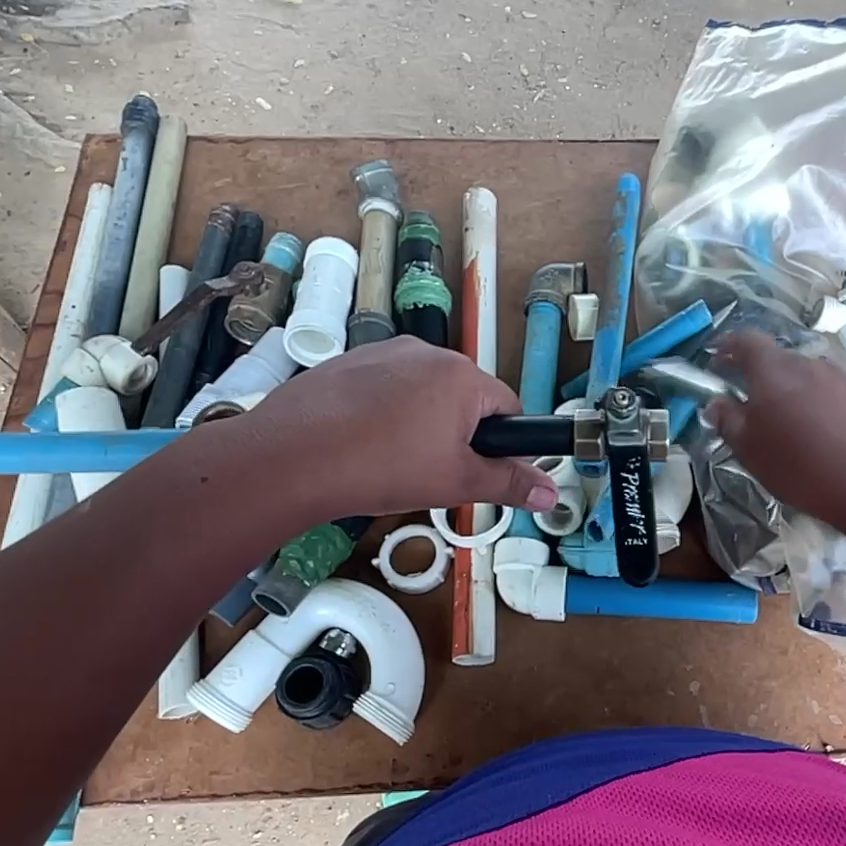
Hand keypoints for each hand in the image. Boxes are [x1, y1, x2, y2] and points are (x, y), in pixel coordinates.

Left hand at [233, 336, 556, 519]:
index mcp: (463, 375)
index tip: (482, 472)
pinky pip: (385, 388)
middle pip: (465, 397)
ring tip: (395, 462)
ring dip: (423, 423)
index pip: (508, 407)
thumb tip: (553, 494)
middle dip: (460, 433)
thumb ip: (510, 483)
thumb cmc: (386, 467)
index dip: (503, 445)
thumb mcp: (458, 482)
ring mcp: (382, 352)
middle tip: (437, 473)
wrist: (291, 458)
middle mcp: (427, 351)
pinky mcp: (346, 363)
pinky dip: (386, 414)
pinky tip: (364, 445)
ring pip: (423, 393)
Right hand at [708, 333, 845, 541]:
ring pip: (809, 376)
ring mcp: (842, 375)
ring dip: (797, 392)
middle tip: (756, 405)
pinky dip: (824, 404)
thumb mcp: (749, 450)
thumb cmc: (798, 466)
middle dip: (765, 377)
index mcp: (774, 371)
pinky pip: (835, 391)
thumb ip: (728, 420)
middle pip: (780, 360)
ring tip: (794, 423)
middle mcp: (809, 363)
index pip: (746, 341)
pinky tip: (826, 431)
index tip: (718, 357)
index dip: (729, 346)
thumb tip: (717, 403)